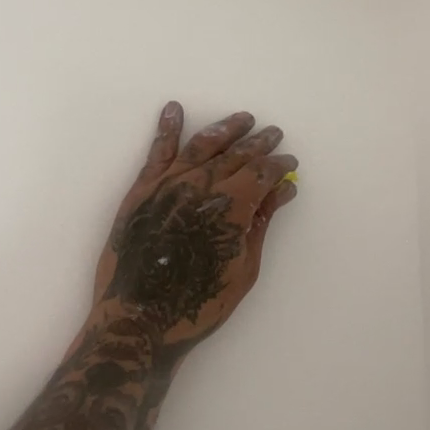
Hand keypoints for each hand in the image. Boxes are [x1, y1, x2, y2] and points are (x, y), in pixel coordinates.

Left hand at [91, 102, 297, 347]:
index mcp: (230, 207)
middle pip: (237, 154)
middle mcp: (201, 186)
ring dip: (226, 128)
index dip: (279, 167)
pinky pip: (157, 151)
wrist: (140, 319)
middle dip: (260, 143)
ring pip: (202, 145)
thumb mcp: (244, 267)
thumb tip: (280, 193)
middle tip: (274, 133)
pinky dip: (167, 128)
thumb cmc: (200, 303)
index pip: (262, 173)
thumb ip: (260, 224)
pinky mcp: (142, 189)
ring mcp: (169, 184)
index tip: (290, 165)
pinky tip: (174, 110)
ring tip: (242, 118)